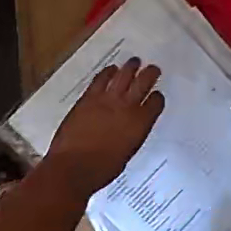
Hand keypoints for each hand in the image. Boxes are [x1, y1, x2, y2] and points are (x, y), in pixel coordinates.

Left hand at [43, 58, 164, 197]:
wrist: (73, 167)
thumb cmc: (101, 169)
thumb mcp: (126, 153)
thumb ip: (131, 136)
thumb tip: (128, 129)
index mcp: (140, 125)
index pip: (155, 104)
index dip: (157, 98)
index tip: (157, 95)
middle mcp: (127, 108)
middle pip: (143, 83)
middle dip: (150, 74)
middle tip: (153, 69)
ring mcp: (106, 100)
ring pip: (124, 75)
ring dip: (131, 67)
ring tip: (135, 61)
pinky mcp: (88, 98)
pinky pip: (101, 79)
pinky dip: (107, 73)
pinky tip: (111, 69)